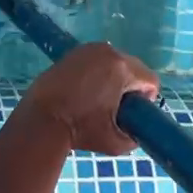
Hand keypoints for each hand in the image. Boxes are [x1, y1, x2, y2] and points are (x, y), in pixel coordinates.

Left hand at [19, 42, 158, 154]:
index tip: (131, 113)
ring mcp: (89, 49)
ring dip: (114, 78)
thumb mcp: (116, 143)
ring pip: (115, 62)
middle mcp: (108, 52)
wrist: (41, 120)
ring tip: (98, 99)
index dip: (146, 98)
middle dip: (130, 86)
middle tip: (115, 107)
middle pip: (134, 68)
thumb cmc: (80, 130)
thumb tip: (137, 129)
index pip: (150, 80)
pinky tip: (85, 90)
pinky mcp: (73, 53)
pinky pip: (97, 60)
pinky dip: (97, 72)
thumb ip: (135, 135)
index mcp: (122, 69)